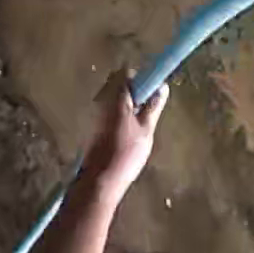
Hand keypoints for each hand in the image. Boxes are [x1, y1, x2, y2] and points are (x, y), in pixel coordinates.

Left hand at [82, 71, 167, 198]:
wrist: (99, 180)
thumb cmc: (125, 153)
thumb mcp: (146, 129)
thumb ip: (153, 106)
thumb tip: (162, 87)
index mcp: (115, 95)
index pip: (126, 72)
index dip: (139, 78)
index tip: (149, 92)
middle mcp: (101, 98)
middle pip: (116, 81)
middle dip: (131, 89)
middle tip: (143, 107)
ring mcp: (93, 110)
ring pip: (110, 95)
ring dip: (123, 101)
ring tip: (135, 122)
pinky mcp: (90, 124)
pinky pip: (105, 108)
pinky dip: (115, 112)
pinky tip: (123, 131)